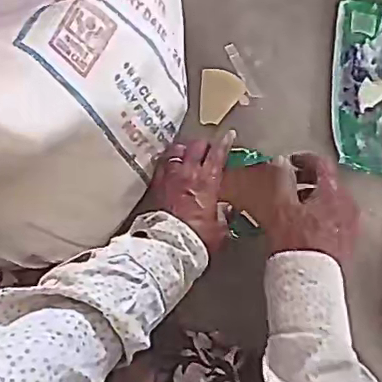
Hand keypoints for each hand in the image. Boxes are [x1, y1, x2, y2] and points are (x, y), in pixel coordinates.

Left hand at [146, 131, 234, 255]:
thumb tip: (225, 210)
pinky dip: (167, 161)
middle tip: (207, 147)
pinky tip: (169, 164)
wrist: (167, 246)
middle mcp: (187, 174)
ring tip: (185, 151)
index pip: (217, 154)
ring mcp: (168, 177)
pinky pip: (161, 164)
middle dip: (203, 144)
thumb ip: (223, 217)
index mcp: (207, 182)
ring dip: (182, 149)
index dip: (224, 143)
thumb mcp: (218, 230)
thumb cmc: (196, 238)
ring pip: (175, 151)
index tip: (228, 135)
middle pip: (196, 146)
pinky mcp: (153, 185)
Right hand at [264, 153, 358, 266]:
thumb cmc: (296, 242)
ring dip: (313, 198)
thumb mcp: (282, 207)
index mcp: (334, 192)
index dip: (303, 159)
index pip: (322, 164)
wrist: (311, 282)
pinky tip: (304, 225)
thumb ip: (281, 181)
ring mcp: (350, 224)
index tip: (290, 162)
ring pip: (331, 201)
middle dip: (307, 180)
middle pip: (328, 182)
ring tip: (293, 206)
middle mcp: (348, 205)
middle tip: (288, 183)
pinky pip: (334, 218)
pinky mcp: (348, 241)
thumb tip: (280, 162)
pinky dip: (319, 214)